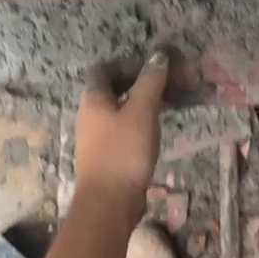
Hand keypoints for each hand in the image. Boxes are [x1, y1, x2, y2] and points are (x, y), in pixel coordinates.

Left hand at [74, 50, 169, 196]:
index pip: (103, 69)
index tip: (151, 66)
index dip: (126, 63)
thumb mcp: (141, 111)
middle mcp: (90, 114)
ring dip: (141, 103)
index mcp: (93, 99)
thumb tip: (158, 55)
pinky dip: (139, 121)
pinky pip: (123, 128)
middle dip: (138, 83)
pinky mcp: (107, 154)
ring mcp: (97, 136)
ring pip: (119, 109)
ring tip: (167, 103)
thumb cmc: (123, 151)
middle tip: (165, 83)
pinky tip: (156, 128)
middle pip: (112, 88)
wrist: (109, 202)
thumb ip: (150, 82)